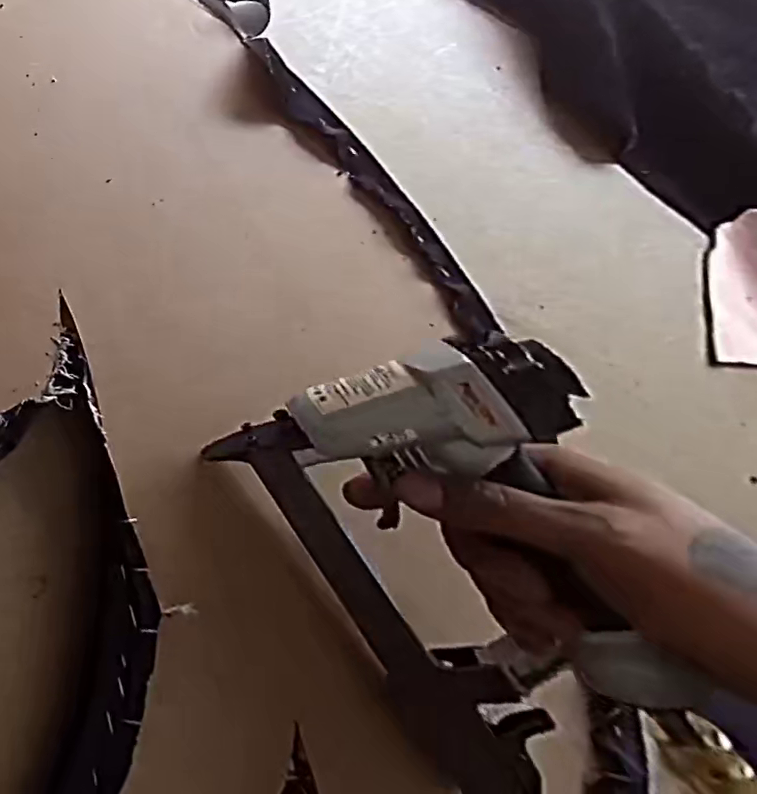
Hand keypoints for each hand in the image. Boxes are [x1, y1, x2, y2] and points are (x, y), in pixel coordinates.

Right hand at [343, 446, 756, 698]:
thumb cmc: (722, 591)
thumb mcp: (598, 541)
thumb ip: (498, 507)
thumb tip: (416, 485)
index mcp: (562, 476)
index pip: (463, 457)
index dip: (414, 469)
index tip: (368, 484)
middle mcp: (554, 509)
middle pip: (466, 519)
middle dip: (490, 561)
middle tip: (526, 584)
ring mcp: (560, 553)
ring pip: (486, 563)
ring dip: (515, 598)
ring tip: (566, 620)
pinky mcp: (568, 593)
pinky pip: (510, 597)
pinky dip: (528, 620)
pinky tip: (562, 633)